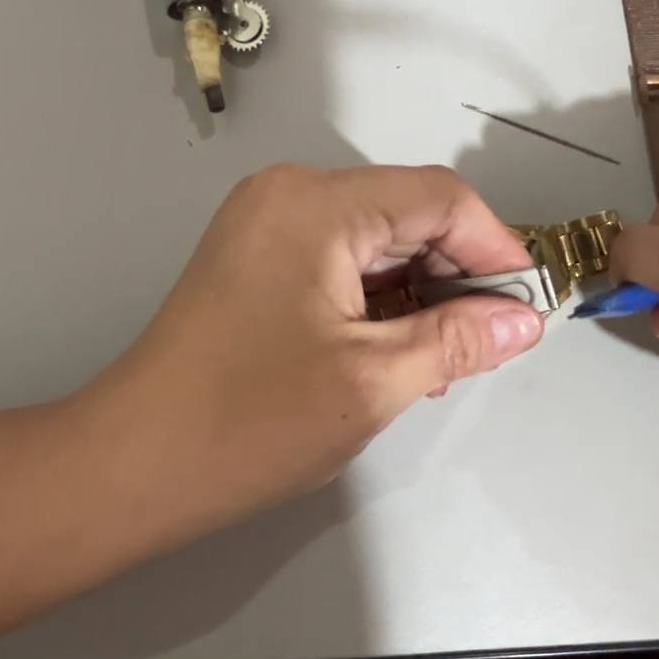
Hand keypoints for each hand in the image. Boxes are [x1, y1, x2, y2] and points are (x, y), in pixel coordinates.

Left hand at [80, 165, 545, 529]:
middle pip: (403, 214)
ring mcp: (262, 227)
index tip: (525, 306)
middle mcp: (287, 196)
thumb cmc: (251, 419)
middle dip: (453, 276)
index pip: (437, 197)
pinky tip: (391, 353)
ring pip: (371, 243)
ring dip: (414, 295)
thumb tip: (522, 319)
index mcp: (316, 203)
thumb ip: (457, 339)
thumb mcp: (373, 380)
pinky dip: (373, 302)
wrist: (133, 463)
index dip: (493, 246)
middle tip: (482, 345)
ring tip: (437, 363)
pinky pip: (335, 264)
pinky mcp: (251, 262)